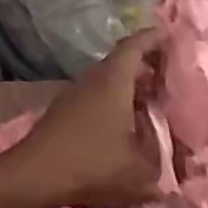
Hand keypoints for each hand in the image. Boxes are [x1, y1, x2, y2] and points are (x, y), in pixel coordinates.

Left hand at [0, 29, 164, 207]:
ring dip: (130, 84)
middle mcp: (94, 76)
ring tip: (152, 100)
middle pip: (122, 60)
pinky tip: (125, 121)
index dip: (153, 38)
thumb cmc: (93, 163)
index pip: (135, 45)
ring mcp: (76, 90)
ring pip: (109, 78)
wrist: (37, 173)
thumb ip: (161, 159)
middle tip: (169, 75)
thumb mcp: (141, 171)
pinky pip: (97, 92)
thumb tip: (166, 149)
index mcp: (114, 79)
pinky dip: (115, 98)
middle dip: (146, 64)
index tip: (170, 35)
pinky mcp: (66, 107)